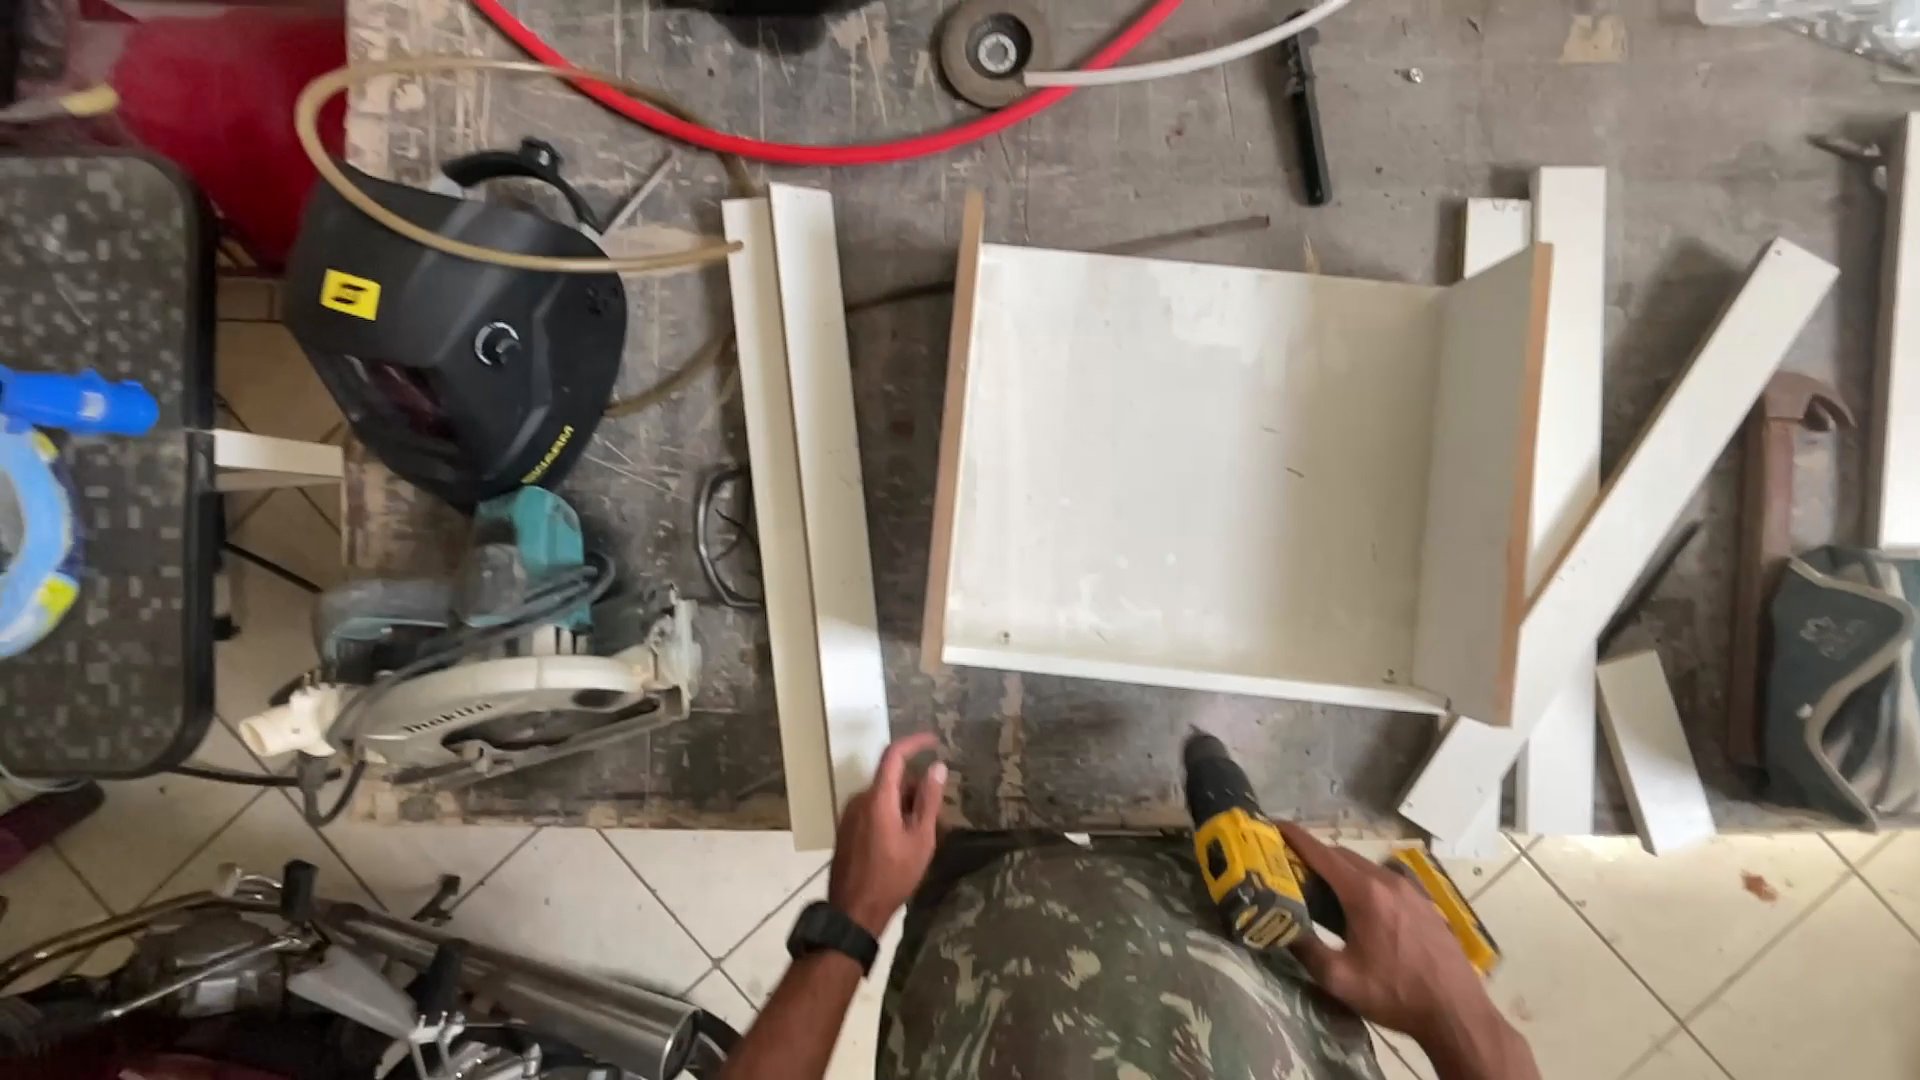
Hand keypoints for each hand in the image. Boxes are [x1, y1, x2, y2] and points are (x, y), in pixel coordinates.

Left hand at [828, 733, 948, 935]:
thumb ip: (929, 801)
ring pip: (883, 796)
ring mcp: (849, 814)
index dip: (915, 742)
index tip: (934, 741)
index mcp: (877, 798)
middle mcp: (859, 799)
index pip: (894, 755)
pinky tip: (902, 842)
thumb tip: (937, 767)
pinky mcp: (846, 829)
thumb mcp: (920, 840)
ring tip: (921, 834)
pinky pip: (873, 809)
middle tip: (937, 814)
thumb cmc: (892, 877)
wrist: (853, 912)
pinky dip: (890, 814)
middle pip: (892, 779)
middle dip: (915, 788)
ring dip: (904, 804)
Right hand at [1278, 823, 1494, 1046]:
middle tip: (1289, 867)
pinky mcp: (1423, 901)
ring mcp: (1409, 888)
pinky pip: (1383, 878)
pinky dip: (1362, 880)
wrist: (1459, 1016)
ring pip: (1363, 865)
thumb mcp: (1340, 979)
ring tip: (1320, 887)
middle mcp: (1386, 880)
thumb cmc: (1396, 995)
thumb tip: (1277, 925)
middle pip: (1339, 854)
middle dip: (1312, 855)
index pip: (1319, 851)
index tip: (1272, 825)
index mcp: (1363, 893)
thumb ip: (1304, 948)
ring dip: (1338, 868)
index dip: (1293, 836)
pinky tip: (1359, 905)